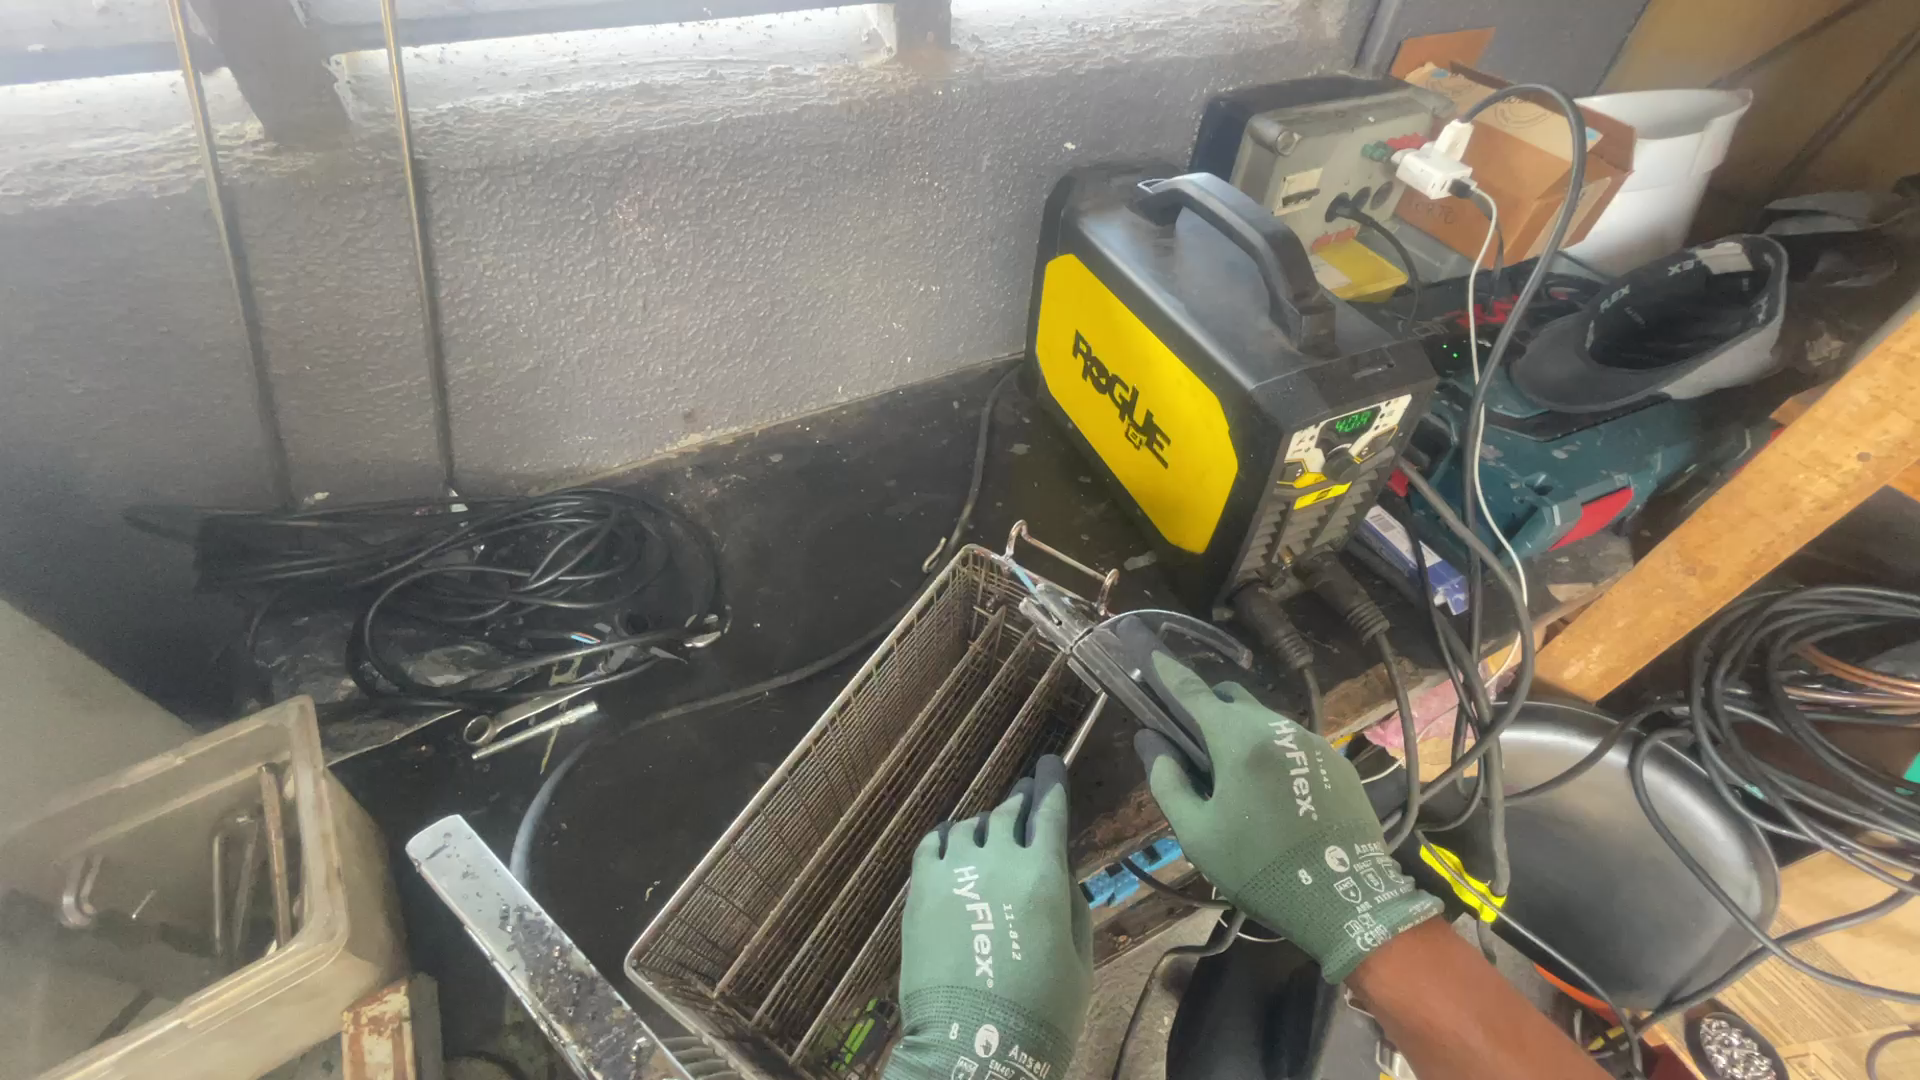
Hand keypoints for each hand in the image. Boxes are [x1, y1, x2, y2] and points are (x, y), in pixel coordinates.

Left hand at [887, 756, 1091, 1079]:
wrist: (972, 1045)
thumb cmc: (1040, 1011)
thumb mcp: (1079, 961)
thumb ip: (1073, 906)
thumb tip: (1062, 872)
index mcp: (1043, 874)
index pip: (1049, 811)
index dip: (1052, 783)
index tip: (1051, 763)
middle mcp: (999, 859)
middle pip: (1009, 811)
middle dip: (1021, 798)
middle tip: (1025, 792)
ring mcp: (955, 869)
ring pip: (970, 824)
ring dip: (984, 824)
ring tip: (988, 832)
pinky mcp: (922, 886)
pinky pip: (932, 843)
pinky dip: (945, 837)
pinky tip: (950, 842)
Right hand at [1134, 653, 1440, 981]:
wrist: (1345, 903)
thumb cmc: (1258, 868)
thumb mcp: (1196, 832)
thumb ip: (1166, 780)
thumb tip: (1149, 740)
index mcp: (1239, 742)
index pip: (1194, 693)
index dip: (1169, 672)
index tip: (1152, 652)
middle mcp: (1278, 729)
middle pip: (1231, 699)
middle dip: (1206, 709)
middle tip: (1192, 743)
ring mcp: (1313, 743)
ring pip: (1263, 720)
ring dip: (1240, 732)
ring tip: (1235, 777)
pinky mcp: (1337, 763)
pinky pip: (1292, 741)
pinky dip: (1271, 751)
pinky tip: (1271, 791)